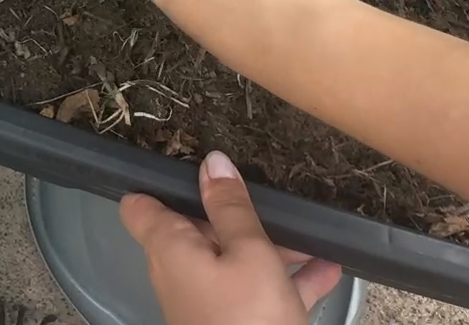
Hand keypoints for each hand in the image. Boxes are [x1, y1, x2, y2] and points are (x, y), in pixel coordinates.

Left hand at [122, 151, 343, 323]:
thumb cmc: (250, 321)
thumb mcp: (250, 254)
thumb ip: (231, 206)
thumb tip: (211, 161)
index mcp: (168, 247)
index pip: (139, 206)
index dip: (158, 184)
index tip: (184, 165)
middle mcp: (178, 273)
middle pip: (196, 228)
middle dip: (231, 213)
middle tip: (269, 199)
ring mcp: (206, 305)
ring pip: (232, 260)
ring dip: (267, 246)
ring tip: (309, 234)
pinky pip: (257, 293)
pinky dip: (286, 280)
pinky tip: (328, 270)